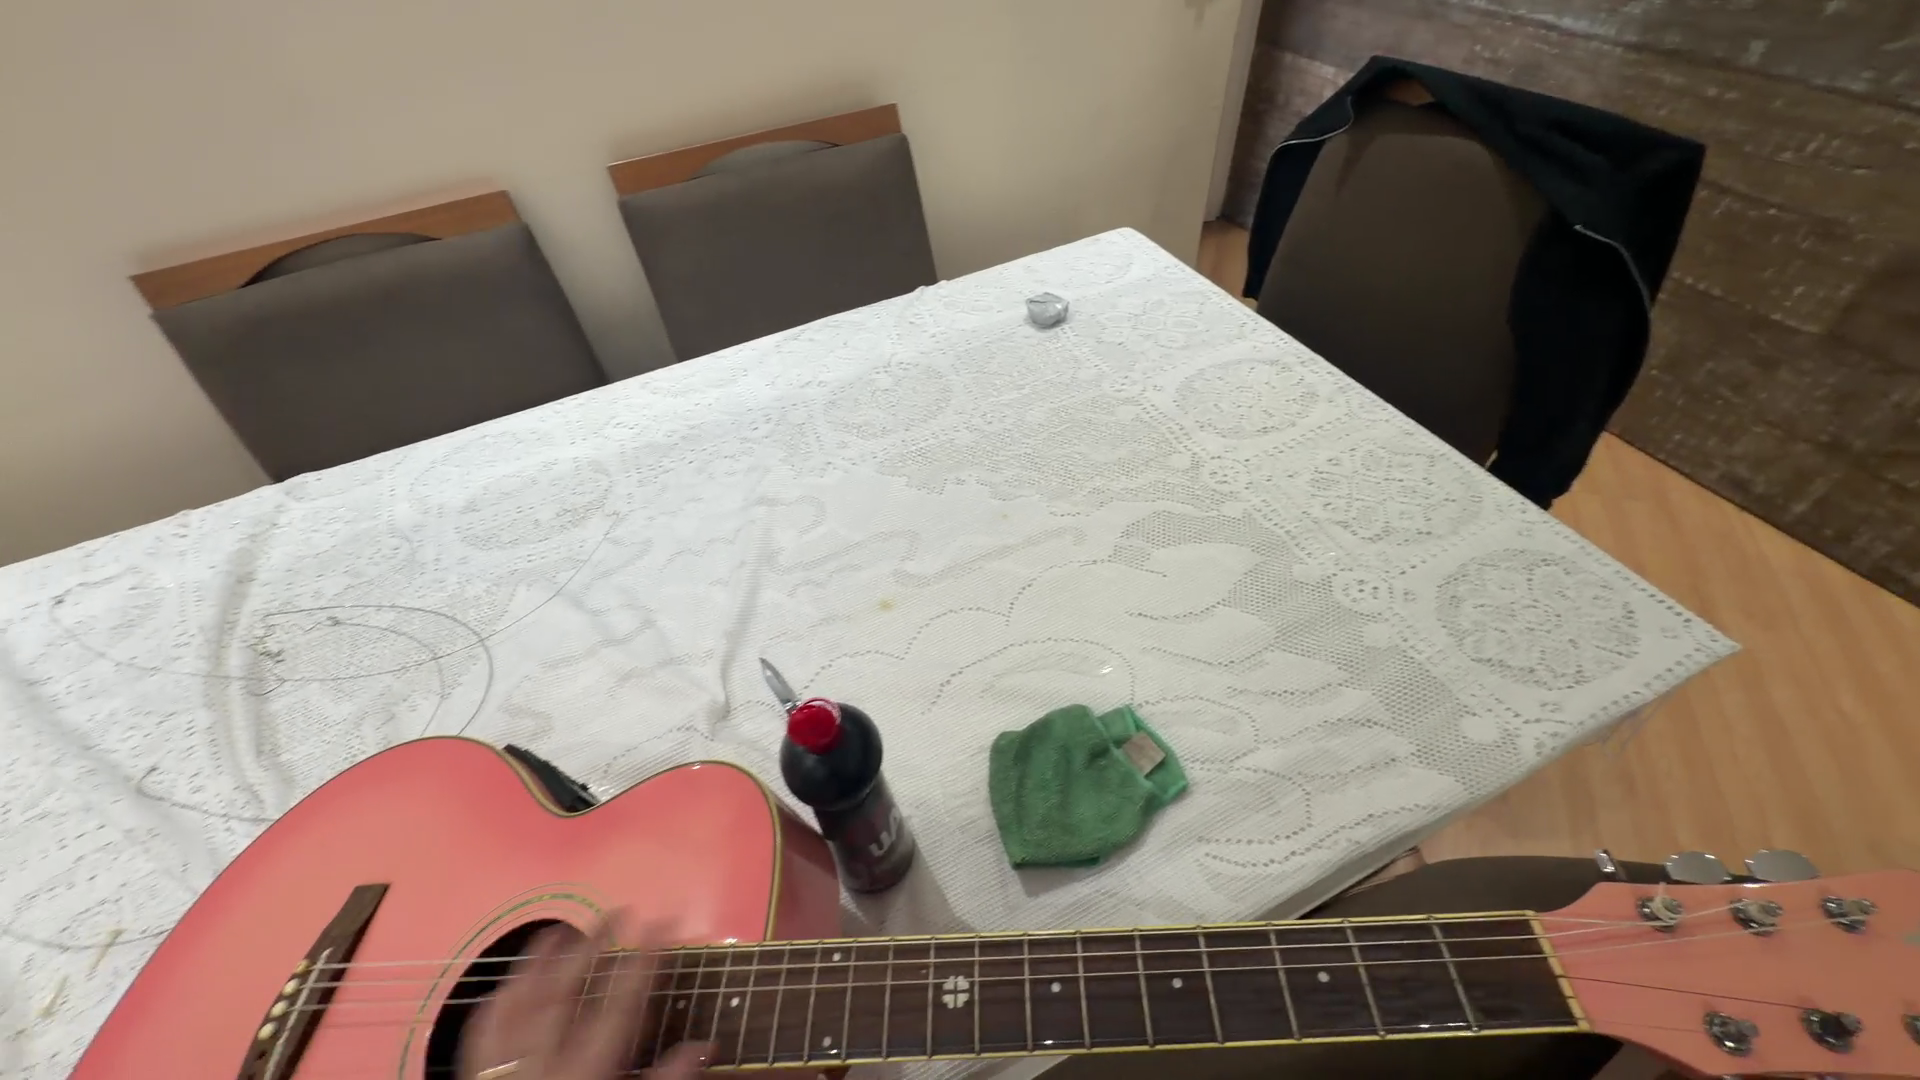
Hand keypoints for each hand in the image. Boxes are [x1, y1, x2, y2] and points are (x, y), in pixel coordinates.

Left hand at [462, 914, 706, 1079]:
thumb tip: (704, 1046)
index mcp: (583, 1078)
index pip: (619, 1008)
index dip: (645, 961)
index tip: (665, 922)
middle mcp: (538, 1073)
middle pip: (562, 994)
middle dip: (594, 944)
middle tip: (622, 910)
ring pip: (513, 1006)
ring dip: (539, 962)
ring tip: (563, 930)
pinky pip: (480, 1036)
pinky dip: (499, 1001)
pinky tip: (511, 985)